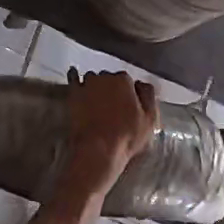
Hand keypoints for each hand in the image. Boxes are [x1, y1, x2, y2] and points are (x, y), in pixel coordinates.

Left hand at [60, 70, 158, 196]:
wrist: (97, 150)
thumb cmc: (126, 136)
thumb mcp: (150, 119)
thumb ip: (148, 96)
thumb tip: (141, 84)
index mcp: (124, 81)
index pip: (127, 81)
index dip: (128, 93)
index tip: (127, 105)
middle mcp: (104, 77)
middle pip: (109, 78)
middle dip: (111, 89)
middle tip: (113, 106)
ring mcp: (87, 84)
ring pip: (93, 79)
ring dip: (95, 86)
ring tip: (97, 101)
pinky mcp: (73, 93)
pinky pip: (73, 78)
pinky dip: (75, 76)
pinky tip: (74, 74)